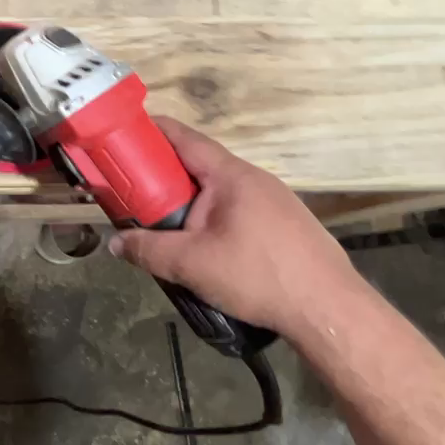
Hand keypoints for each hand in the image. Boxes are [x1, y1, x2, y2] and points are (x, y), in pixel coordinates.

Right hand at [108, 119, 369, 339]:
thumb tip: (115, 243)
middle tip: (129, 193)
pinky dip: (207, 218)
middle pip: (196, 166)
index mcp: (231, 176)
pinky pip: (233, 210)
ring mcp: (272, 202)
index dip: (150, 132)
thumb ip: (146, 249)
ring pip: (215, 192)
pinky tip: (199, 247)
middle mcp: (254, 180)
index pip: (184, 138)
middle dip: (160, 176)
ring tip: (160, 226)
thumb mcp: (191, 264)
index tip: (120, 137)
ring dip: (184, 202)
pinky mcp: (282, 225)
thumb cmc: (259, 275)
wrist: (329, 311)